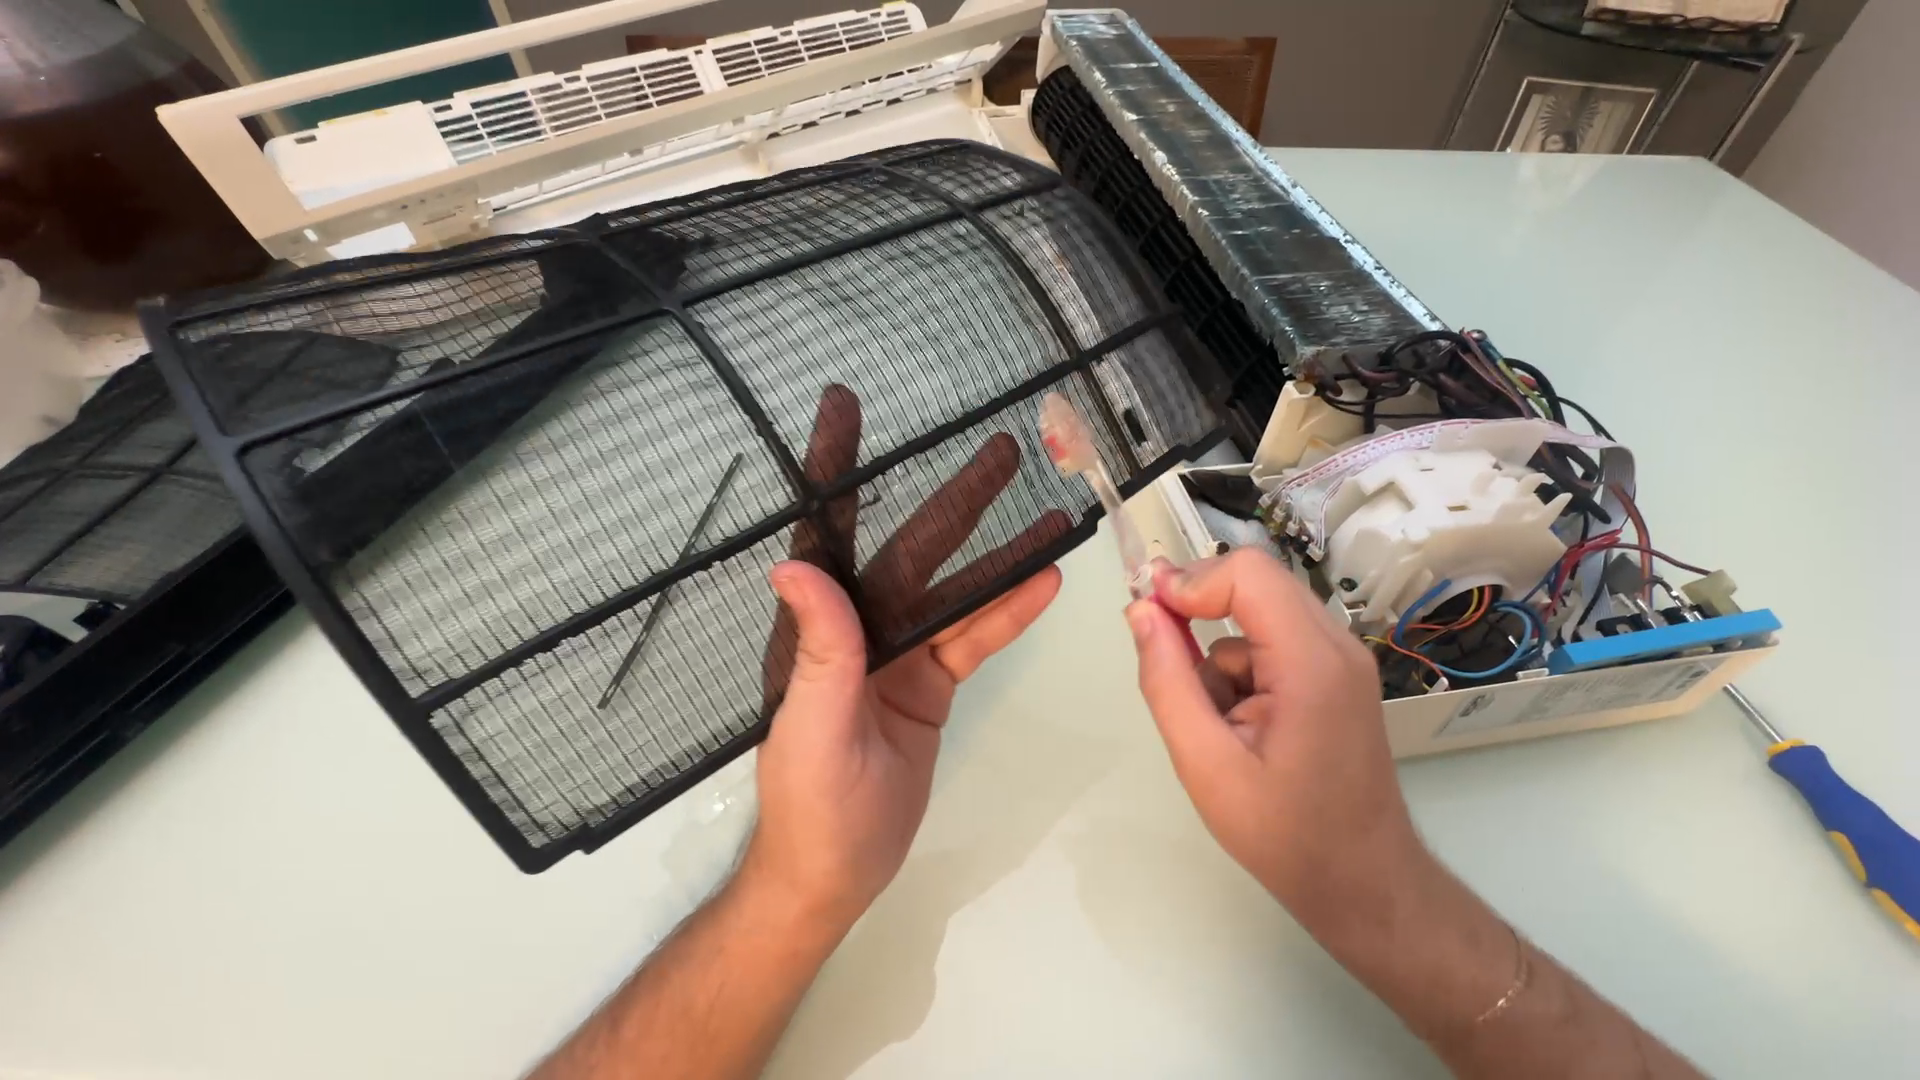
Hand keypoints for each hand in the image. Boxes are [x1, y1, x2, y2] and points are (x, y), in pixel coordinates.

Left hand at [742, 385, 1069, 926]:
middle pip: (912, 549)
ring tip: (1052, 518)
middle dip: (955, 500)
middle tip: (1000, 450)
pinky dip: (1007, 613)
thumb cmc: (808, 800)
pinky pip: (973, 639)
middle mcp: (857, 626)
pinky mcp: (930, 683)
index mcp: (815, 626)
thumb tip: (794, 566)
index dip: (834, 468)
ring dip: (1001, 556)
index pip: (825, 532)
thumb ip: (816, 648)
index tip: (843, 408)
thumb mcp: (809, 725)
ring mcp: (898, 653)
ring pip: (955, 592)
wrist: (837, 867)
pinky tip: (1043, 583)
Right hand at [1124, 550, 1432, 937]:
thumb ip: (1166, 680)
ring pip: (1257, 618)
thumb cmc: (1283, 832)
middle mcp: (1336, 646)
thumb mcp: (1204, 763)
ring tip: (1213, 723)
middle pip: (1255, 584)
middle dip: (1198, 609)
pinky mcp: (1335, 677)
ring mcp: (1342, 660)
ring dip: (1217, 654)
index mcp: (1312, 662)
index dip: (1190, 581)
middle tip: (1159, 653)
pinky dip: (1241, 673)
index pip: (1247, 574)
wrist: (1362, 882)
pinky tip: (1240, 728)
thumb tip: (1141, 612)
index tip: (1147, 614)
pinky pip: (1271, 646)